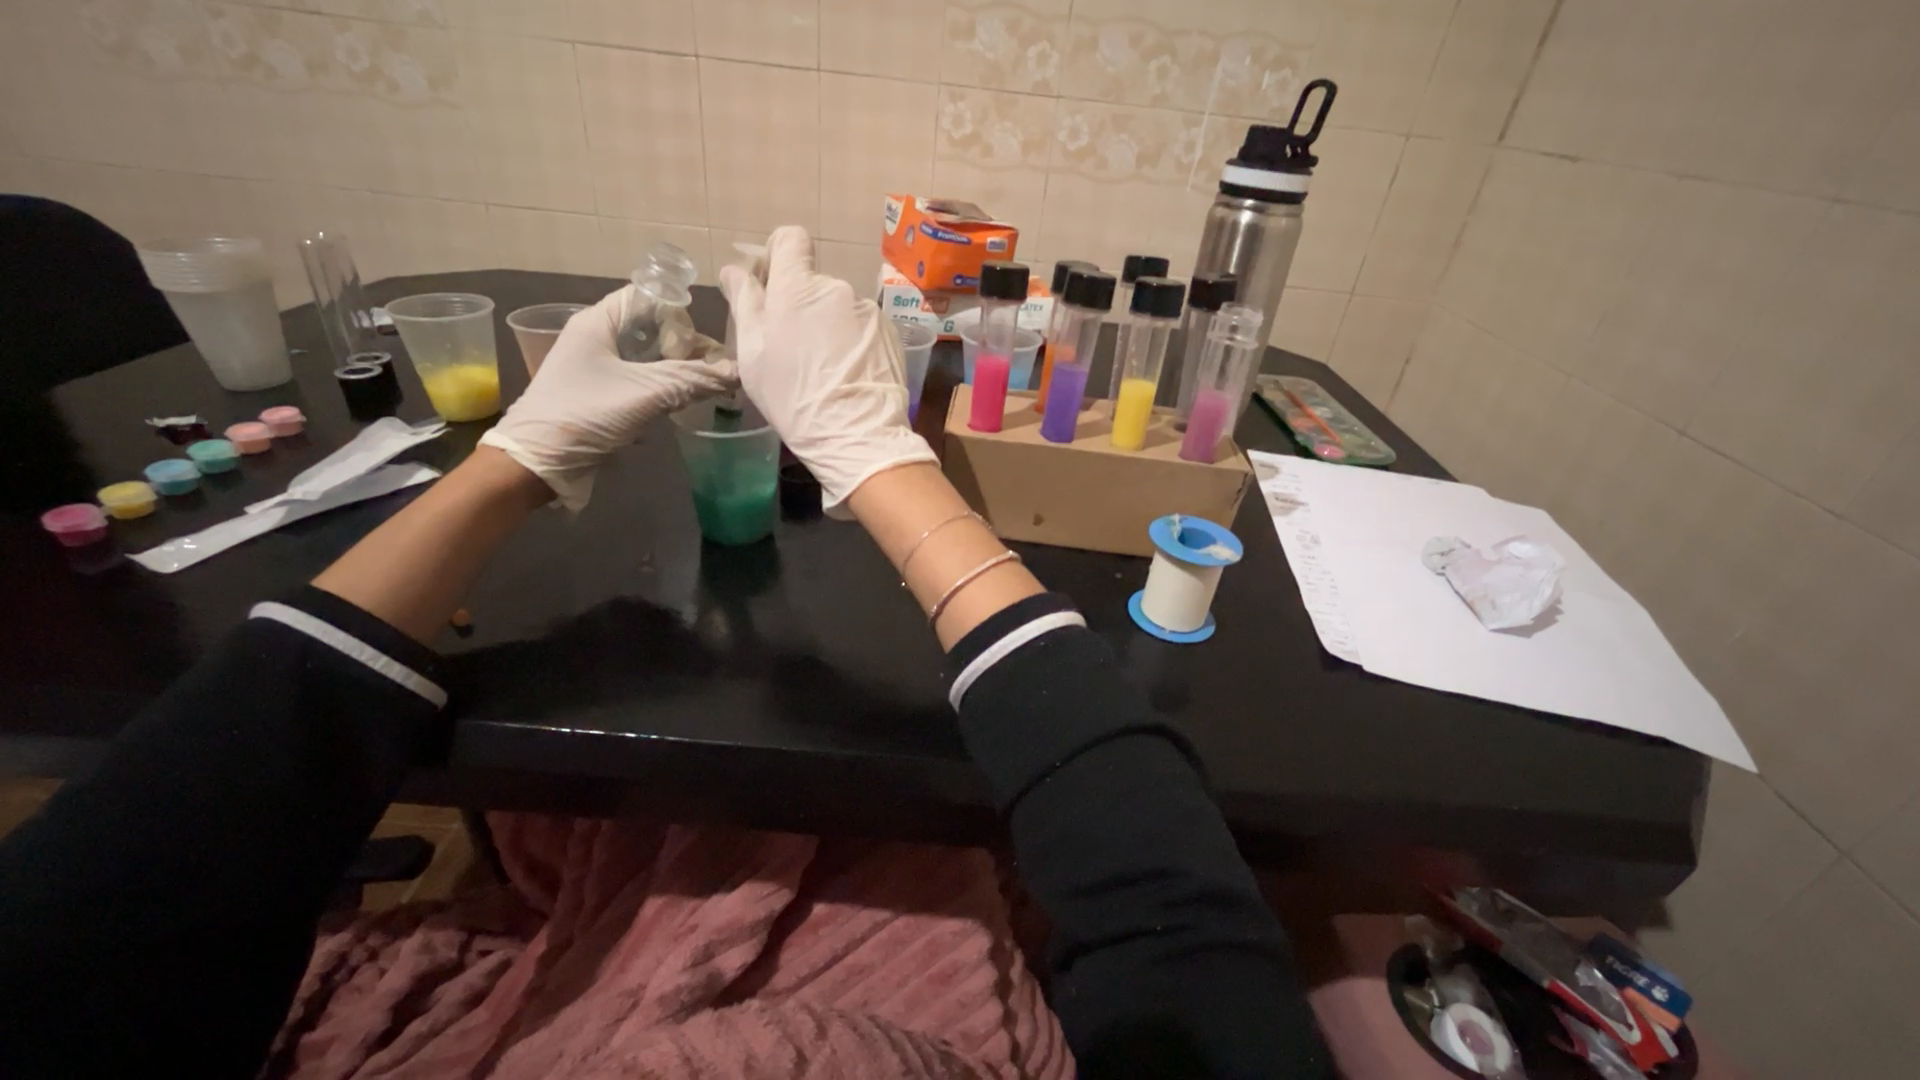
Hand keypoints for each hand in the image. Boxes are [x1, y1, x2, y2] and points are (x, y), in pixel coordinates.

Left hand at [479, 284, 736, 510]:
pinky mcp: (598, 395)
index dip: (678, 314)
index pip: (647, 296)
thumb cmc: (583, 415)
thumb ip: (693, 381)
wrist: (535, 464)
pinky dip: (659, 391)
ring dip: (674, 373)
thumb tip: (738, 373)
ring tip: (699, 392)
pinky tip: (674, 410)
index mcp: (597, 322)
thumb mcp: (645, 394)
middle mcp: (596, 338)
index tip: (699, 346)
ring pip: (647, 358)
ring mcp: (595, 368)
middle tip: (708, 373)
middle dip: (683, 347)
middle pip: (651, 327)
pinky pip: (638, 382)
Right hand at [720, 226, 935, 513]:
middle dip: (801, 306)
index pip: (790, 239)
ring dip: (829, 327)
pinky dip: (853, 343)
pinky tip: (848, 375)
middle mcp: (836, 288)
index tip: (772, 282)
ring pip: (838, 308)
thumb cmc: (793, 398)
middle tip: (793, 349)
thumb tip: (735, 271)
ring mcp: (867, 310)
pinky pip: (862, 327)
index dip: (778, 253)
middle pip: (813, 283)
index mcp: (797, 287)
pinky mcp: (889, 333)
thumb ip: (745, 305)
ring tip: (824, 370)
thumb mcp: (753, 355)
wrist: (857, 434)